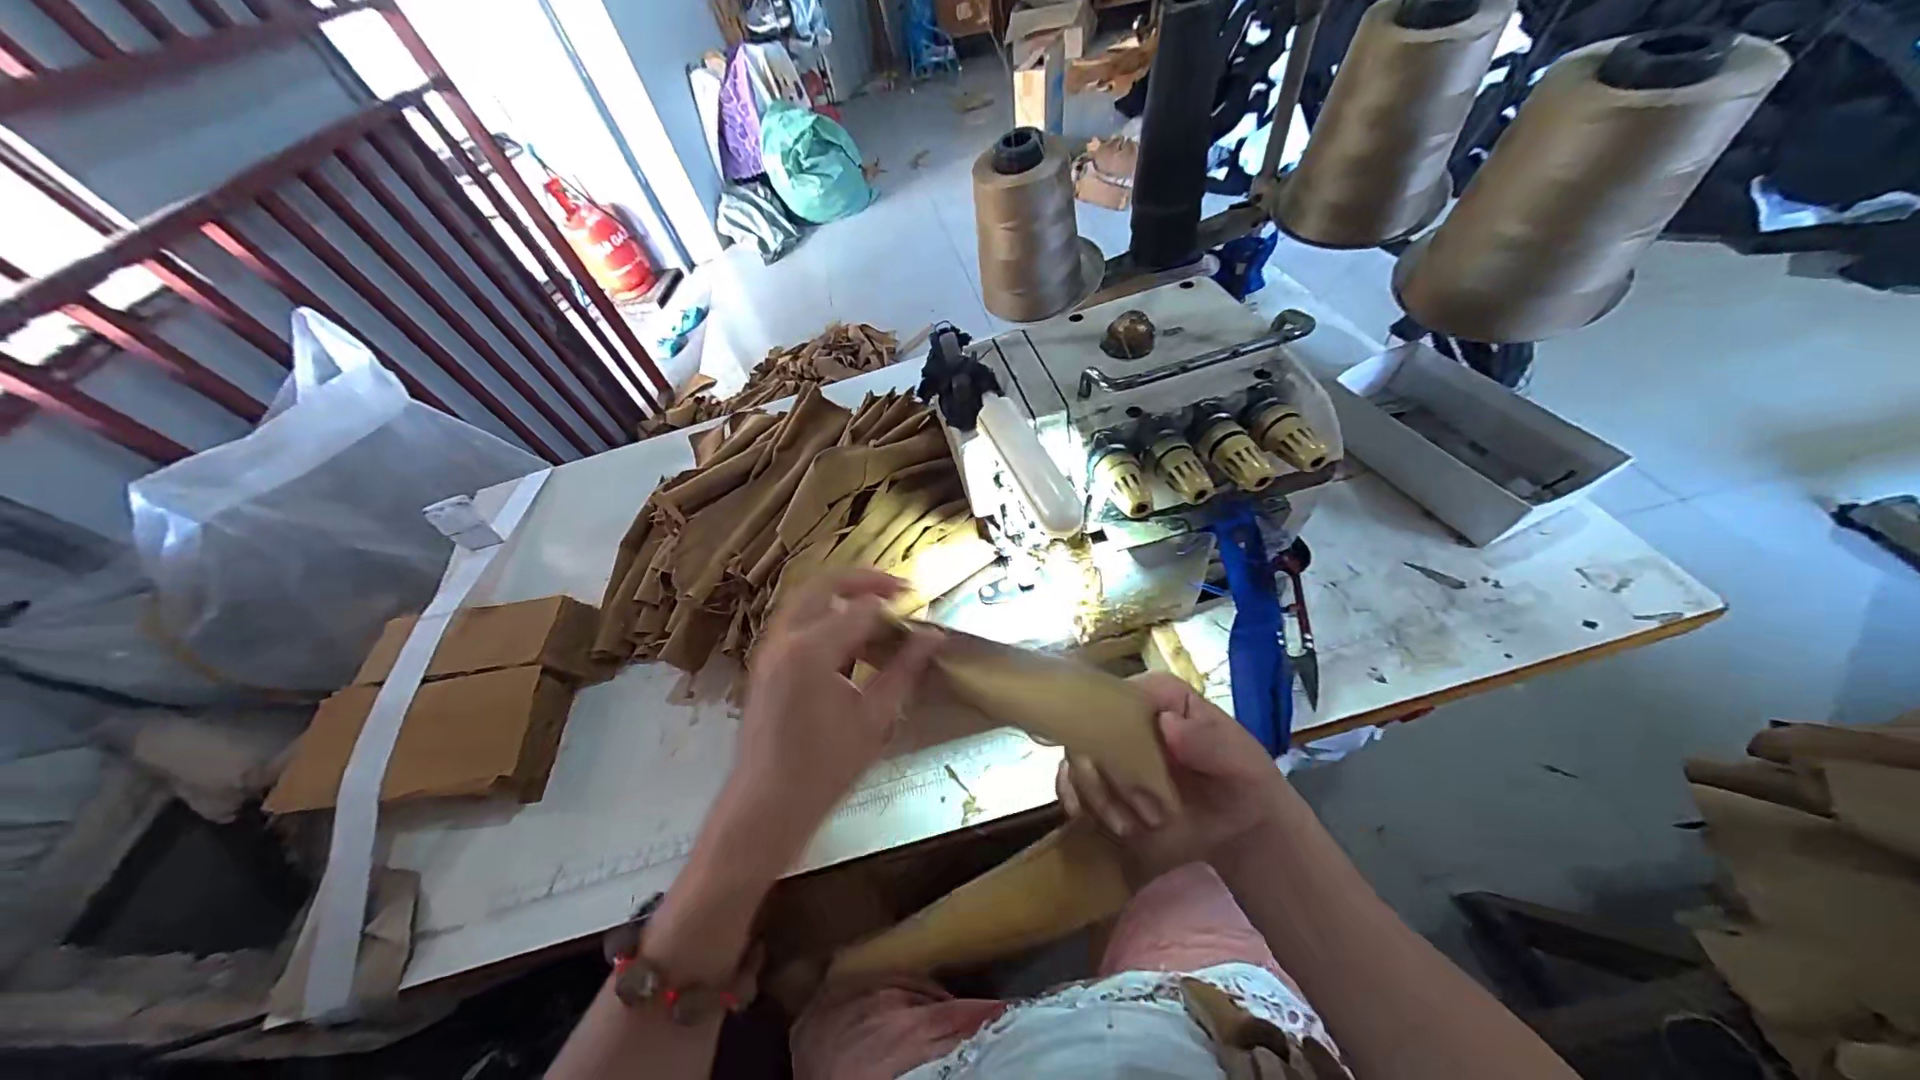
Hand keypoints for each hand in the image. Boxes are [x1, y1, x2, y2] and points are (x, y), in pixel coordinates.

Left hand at [737, 569, 943, 816]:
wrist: (766, 805)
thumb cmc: (824, 769)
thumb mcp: (874, 719)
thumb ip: (904, 670)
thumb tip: (933, 638)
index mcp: (811, 650)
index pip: (863, 608)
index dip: (896, 604)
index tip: (922, 607)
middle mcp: (784, 638)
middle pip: (826, 585)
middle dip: (865, 580)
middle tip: (899, 588)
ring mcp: (769, 649)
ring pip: (807, 599)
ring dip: (842, 595)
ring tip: (878, 607)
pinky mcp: (765, 663)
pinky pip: (796, 621)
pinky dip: (824, 615)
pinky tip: (850, 638)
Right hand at [1056, 672, 1291, 879]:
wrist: (1238, 830)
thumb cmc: (1241, 782)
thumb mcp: (1240, 760)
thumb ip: (1209, 741)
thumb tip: (1165, 723)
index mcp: (1157, 697)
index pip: (1119, 692)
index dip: (1115, 722)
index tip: (1132, 762)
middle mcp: (1124, 716)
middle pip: (1088, 724)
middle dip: (1108, 769)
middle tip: (1146, 810)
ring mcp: (1107, 749)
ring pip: (1077, 755)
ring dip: (1095, 792)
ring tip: (1130, 826)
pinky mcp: (1099, 781)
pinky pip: (1070, 780)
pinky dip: (1073, 797)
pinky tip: (1086, 817)